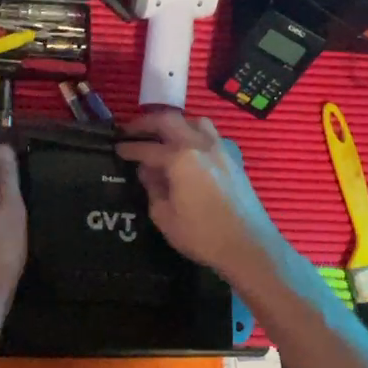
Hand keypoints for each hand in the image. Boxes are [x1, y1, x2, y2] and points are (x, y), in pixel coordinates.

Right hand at [116, 112, 283, 278]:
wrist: (249, 247)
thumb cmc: (202, 235)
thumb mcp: (165, 217)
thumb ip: (153, 188)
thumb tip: (148, 171)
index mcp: (180, 158)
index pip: (147, 148)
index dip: (129, 148)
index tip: (117, 148)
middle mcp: (201, 145)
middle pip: (170, 121)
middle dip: (147, 123)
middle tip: (132, 131)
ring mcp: (221, 150)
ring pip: (195, 122)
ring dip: (175, 125)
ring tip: (164, 137)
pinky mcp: (234, 160)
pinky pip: (212, 136)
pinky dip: (196, 136)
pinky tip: (191, 153)